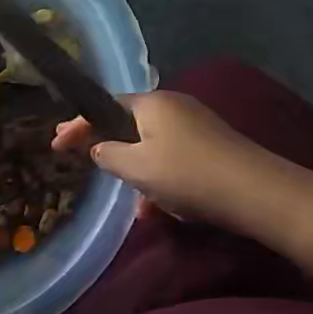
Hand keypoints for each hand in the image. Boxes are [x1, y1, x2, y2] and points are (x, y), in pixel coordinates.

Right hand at [54, 91, 257, 224]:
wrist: (257, 192)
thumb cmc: (186, 174)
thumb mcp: (135, 167)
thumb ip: (107, 154)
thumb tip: (98, 148)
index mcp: (152, 103)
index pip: (105, 107)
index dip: (78, 126)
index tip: (55, 143)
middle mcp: (174, 106)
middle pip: (129, 126)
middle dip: (109, 149)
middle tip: (84, 162)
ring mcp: (197, 125)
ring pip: (153, 148)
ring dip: (139, 174)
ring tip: (137, 207)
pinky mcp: (213, 147)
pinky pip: (174, 160)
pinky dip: (163, 180)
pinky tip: (162, 210)